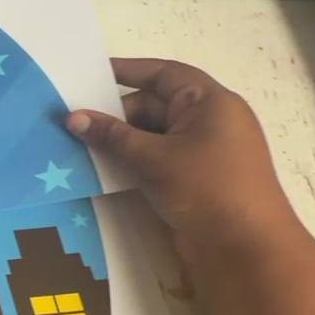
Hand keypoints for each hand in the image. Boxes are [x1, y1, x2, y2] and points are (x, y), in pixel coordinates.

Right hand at [66, 58, 303, 264]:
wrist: (243, 244)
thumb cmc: (207, 188)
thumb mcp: (154, 158)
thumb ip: (111, 136)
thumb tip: (73, 118)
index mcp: (208, 103)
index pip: (164, 74)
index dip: (128, 70)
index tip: (90, 74)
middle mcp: (206, 121)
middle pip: (152, 106)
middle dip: (113, 114)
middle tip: (72, 122)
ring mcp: (198, 150)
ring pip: (149, 135)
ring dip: (117, 141)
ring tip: (76, 145)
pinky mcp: (189, 177)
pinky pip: (152, 158)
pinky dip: (128, 160)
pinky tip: (98, 169)